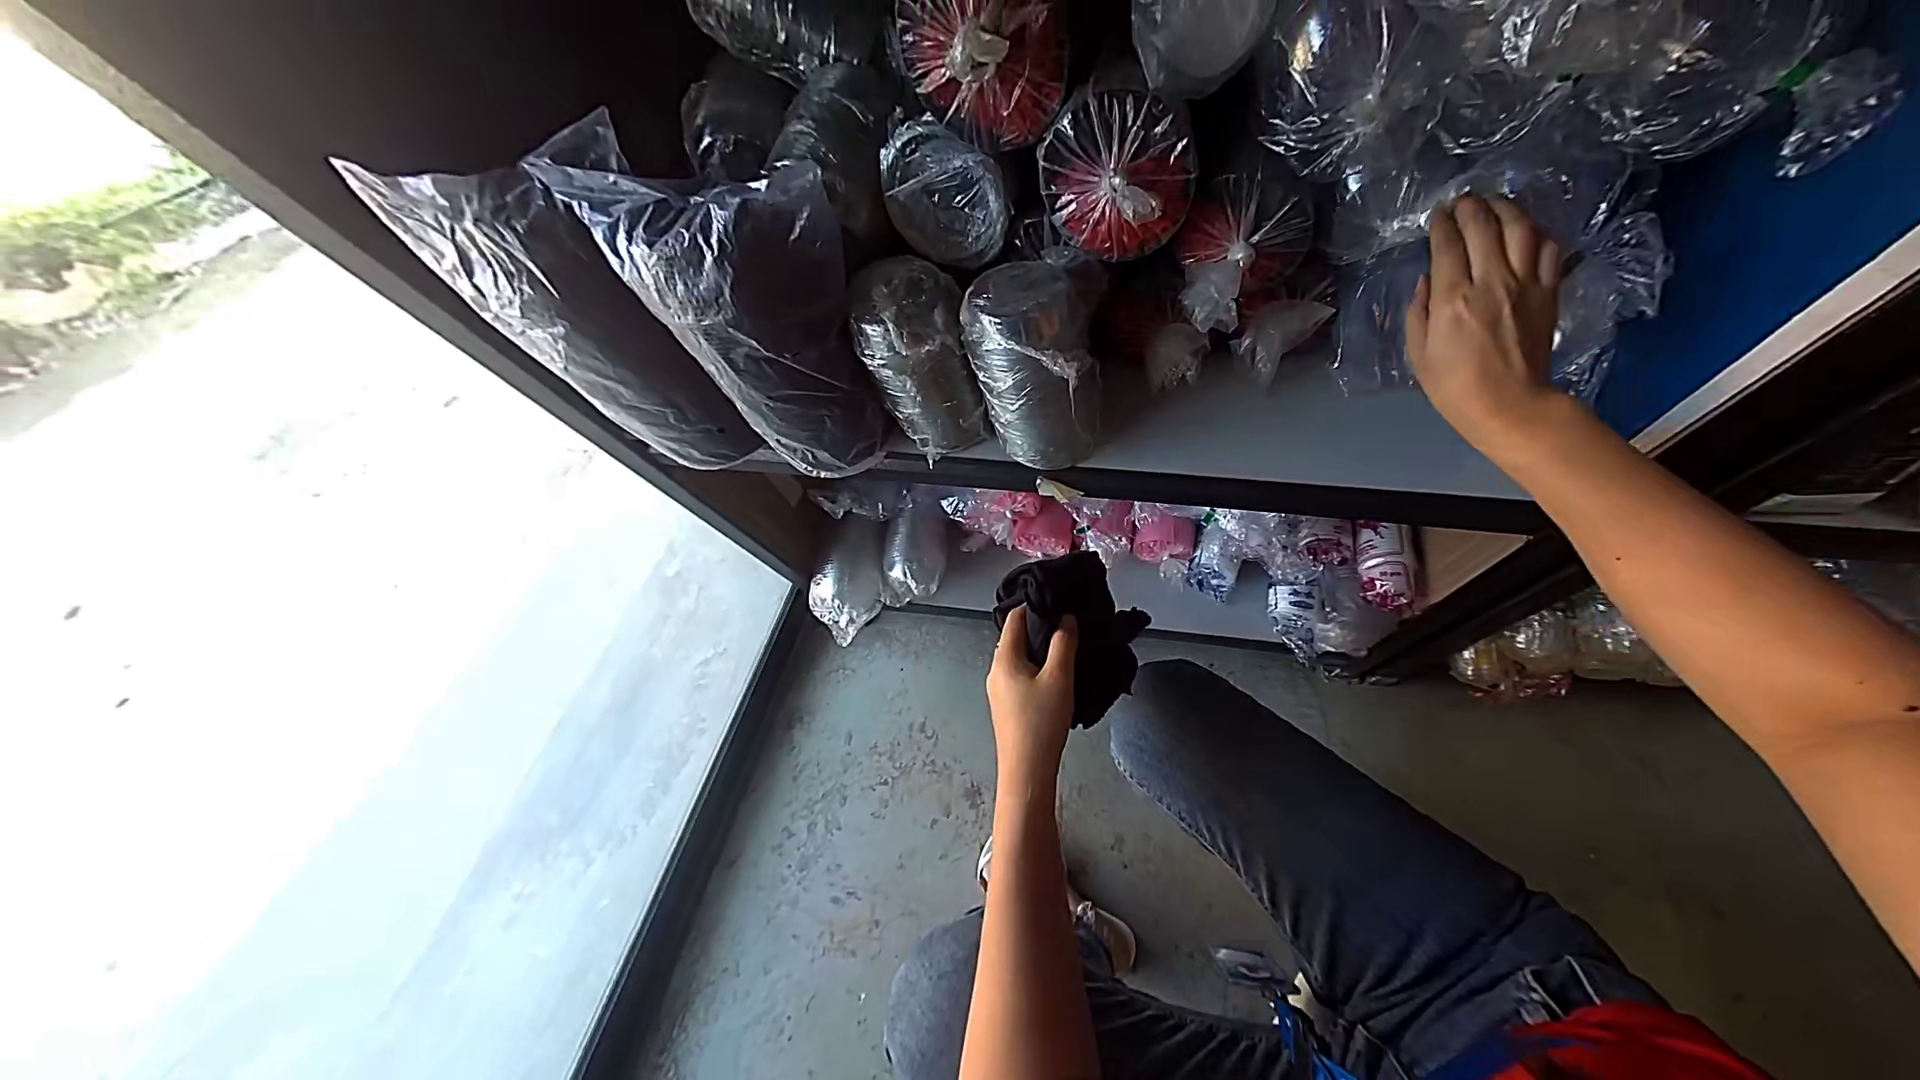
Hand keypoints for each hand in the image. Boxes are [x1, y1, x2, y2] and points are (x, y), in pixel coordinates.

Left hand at [987, 606, 1076, 783]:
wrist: (1027, 771)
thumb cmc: (1041, 722)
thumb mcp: (1059, 677)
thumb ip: (1064, 643)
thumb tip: (1065, 617)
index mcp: (1003, 658)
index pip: (1014, 617)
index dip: (1034, 603)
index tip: (1058, 598)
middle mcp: (996, 670)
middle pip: (1016, 636)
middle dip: (1040, 626)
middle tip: (1069, 621)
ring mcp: (999, 689)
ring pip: (1020, 656)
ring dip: (1041, 648)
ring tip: (1068, 646)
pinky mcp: (1007, 705)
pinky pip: (1021, 674)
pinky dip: (1038, 667)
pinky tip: (1058, 674)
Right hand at [1407, 196, 1564, 453]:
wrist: (1508, 403)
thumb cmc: (1452, 384)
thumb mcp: (1418, 353)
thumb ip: (1418, 312)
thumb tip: (1427, 280)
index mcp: (1453, 299)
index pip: (1448, 247)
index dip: (1441, 226)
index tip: (1436, 215)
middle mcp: (1492, 282)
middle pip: (1485, 228)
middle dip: (1471, 208)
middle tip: (1462, 201)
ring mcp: (1526, 284)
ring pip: (1521, 228)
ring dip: (1506, 210)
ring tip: (1494, 204)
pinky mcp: (1550, 291)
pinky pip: (1548, 248)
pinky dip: (1536, 231)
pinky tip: (1526, 229)